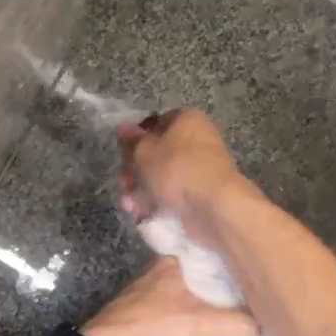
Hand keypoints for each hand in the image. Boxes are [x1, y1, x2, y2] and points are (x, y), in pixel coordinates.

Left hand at [81, 257, 257, 335]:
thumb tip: (266, 324)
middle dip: (216, 291)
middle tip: (243, 303)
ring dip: (197, 308)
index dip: (230, 269)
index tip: (250, 280)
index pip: (209, 258)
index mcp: (172, 263)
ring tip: (226, 319)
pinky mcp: (135, 315)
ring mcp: (143, 295)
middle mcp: (156, 273)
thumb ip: (238, 323)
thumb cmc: (153, 326)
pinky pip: (167, 315)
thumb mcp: (203, 324)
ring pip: (180, 298)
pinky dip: (181, 322)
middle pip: (196, 279)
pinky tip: (195, 332)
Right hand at [117, 109, 252, 231]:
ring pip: (161, 178)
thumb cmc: (176, 169)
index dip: (135, 140)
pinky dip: (157, 204)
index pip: (155, 124)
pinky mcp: (199, 194)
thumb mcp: (144, 151)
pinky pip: (173, 195)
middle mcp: (196, 141)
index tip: (123, 157)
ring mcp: (199, 169)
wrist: (213, 206)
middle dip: (134, 173)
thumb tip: (123, 128)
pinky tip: (143, 216)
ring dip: (140, 192)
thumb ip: (131, 140)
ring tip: (130, 207)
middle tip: (123, 186)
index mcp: (186, 120)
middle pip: (156, 154)